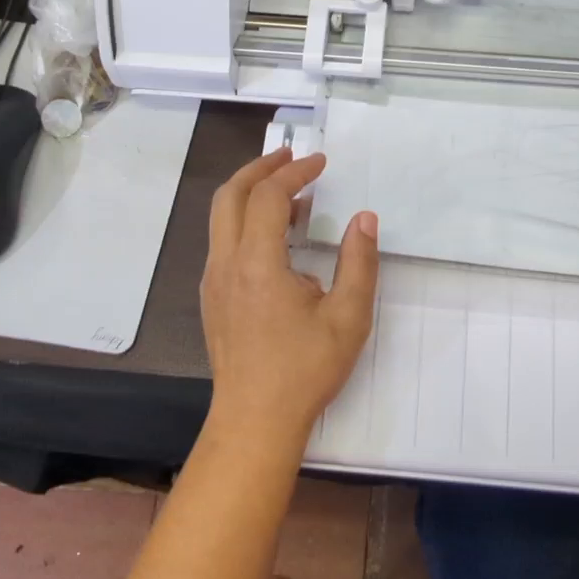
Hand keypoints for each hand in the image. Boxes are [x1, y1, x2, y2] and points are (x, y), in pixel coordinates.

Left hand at [200, 149, 379, 444]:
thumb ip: (359, 262)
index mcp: (257, 264)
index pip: (268, 197)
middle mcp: (226, 264)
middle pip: (229, 195)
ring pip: (221, 218)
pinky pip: (224, 242)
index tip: (321, 163)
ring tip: (291, 194)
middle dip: (260, 168)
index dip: (294, 172)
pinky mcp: (213, 298)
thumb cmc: (304, 370)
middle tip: (292, 157)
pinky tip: (277, 237)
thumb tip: (365, 219)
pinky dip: (246, 221)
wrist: (255, 421)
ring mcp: (214, 282)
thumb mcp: (348, 317)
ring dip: (251, 194)